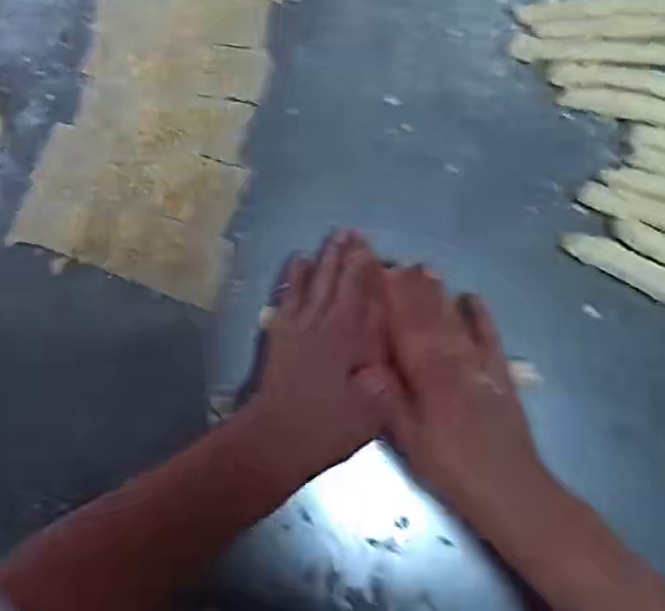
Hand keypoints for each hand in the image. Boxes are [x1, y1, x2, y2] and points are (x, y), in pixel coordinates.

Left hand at [242, 228, 397, 480]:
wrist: (279, 434)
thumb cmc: (330, 427)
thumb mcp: (370, 407)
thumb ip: (380, 373)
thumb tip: (386, 345)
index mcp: (344, 340)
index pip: (358, 296)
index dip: (363, 269)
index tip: (370, 247)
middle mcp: (320, 324)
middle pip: (333, 282)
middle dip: (343, 255)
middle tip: (350, 230)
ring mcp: (297, 326)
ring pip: (312, 283)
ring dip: (322, 260)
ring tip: (330, 238)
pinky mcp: (280, 333)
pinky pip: (288, 296)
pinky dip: (293, 277)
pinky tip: (297, 261)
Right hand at [382, 267, 551, 529]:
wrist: (516, 495)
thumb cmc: (452, 467)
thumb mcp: (408, 438)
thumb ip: (386, 396)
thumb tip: (358, 361)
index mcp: (425, 372)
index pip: (399, 321)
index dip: (382, 292)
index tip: (368, 267)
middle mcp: (451, 360)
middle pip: (424, 313)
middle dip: (405, 285)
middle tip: (388, 257)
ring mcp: (477, 366)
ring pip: (452, 320)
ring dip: (436, 293)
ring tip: (421, 267)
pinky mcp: (499, 376)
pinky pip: (489, 338)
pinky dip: (480, 317)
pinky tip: (472, 297)